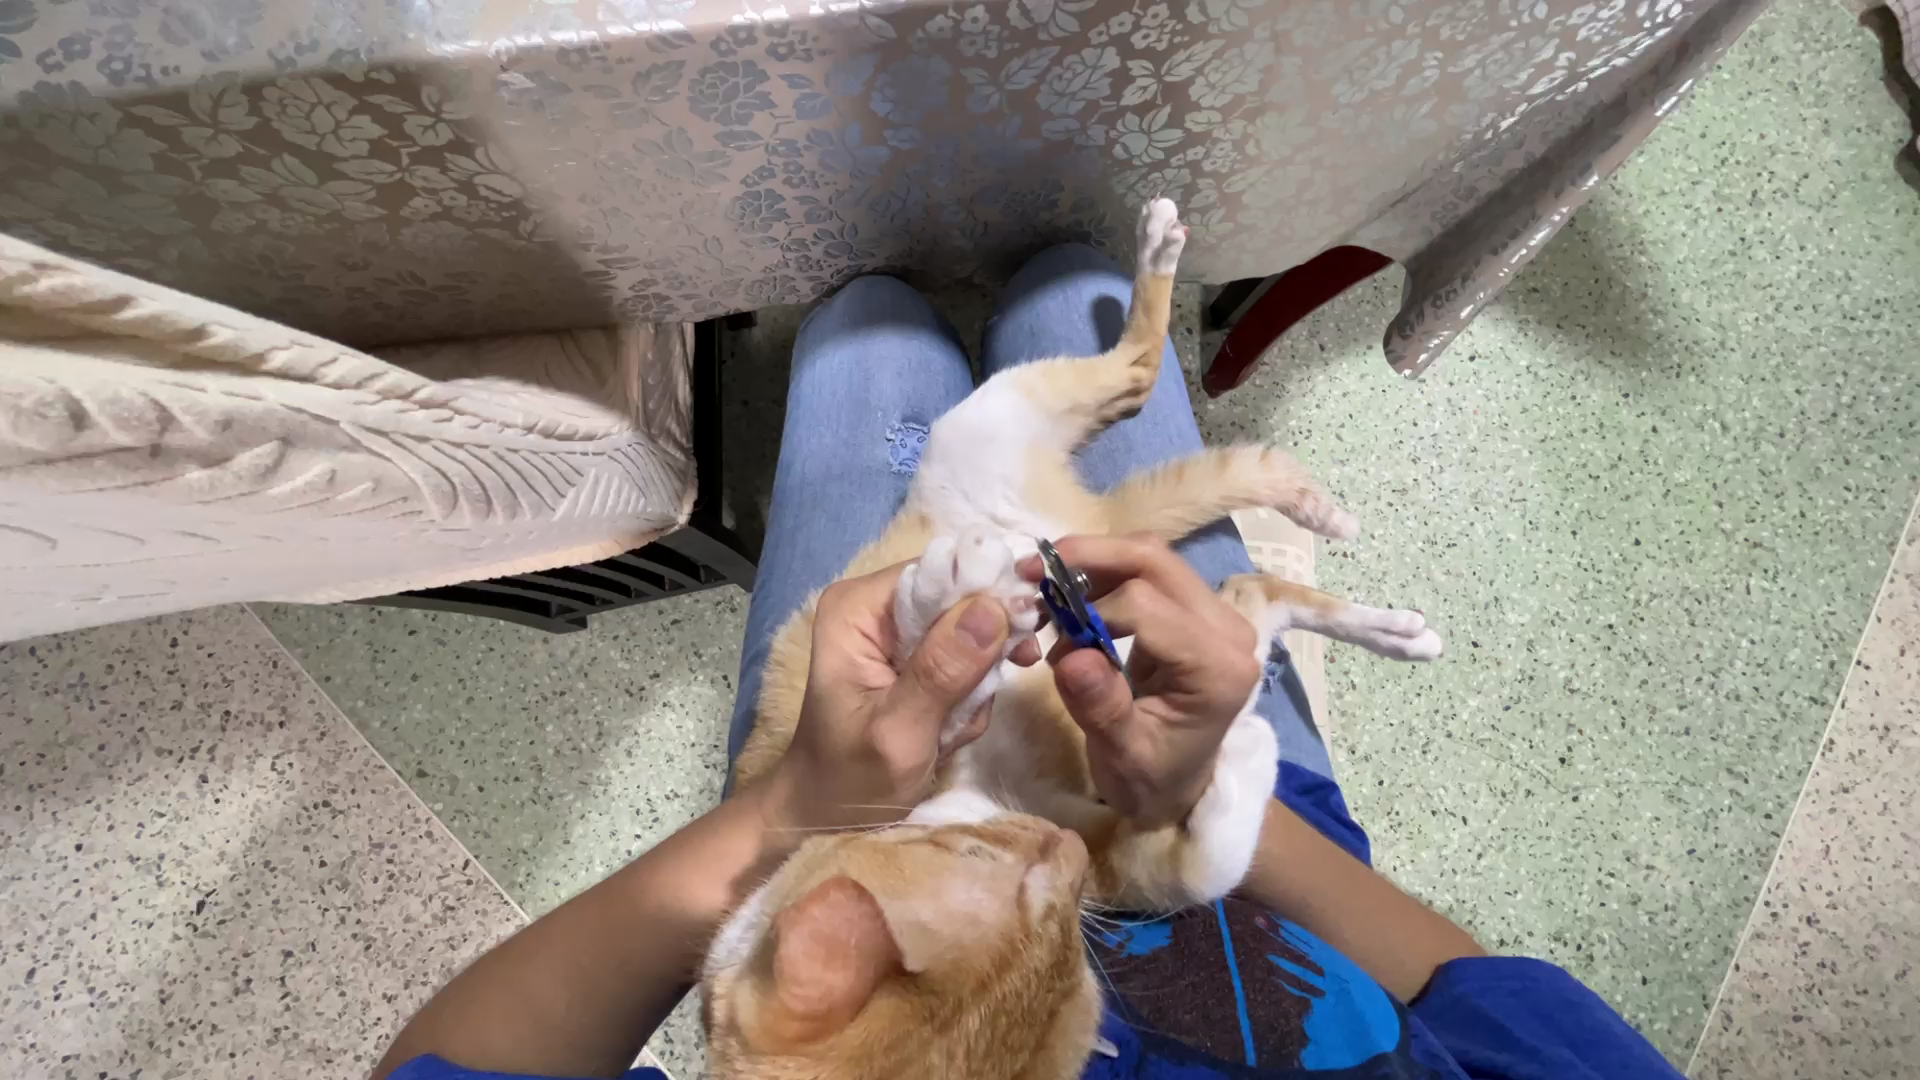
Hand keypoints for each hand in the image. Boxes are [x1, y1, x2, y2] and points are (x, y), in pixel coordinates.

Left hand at [757, 560, 1016, 842]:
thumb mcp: (898, 732)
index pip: (939, 570)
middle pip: (961, 593)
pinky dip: (975, 688)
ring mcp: (899, 628)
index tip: (1028, 625)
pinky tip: (956, 723)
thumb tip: (993, 607)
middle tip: (991, 688)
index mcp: (858, 608)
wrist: (829, 813)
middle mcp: (878, 604)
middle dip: (986, 645)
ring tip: (960, 721)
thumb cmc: (850, 779)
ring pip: (973, 625)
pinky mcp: (917, 652)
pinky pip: (969, 652)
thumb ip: (942, 671)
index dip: (987, 590)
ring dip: (981, 676)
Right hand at [1018, 535, 1260, 826]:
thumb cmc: (1151, 779)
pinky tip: (1073, 599)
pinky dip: (1102, 573)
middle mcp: (1226, 628)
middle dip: (1087, 557)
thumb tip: (1072, 658)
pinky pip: (1147, 569)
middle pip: (1153, 559)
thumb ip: (1101, 707)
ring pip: (1148, 554)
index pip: (1145, 605)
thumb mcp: (1121, 757)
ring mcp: (1214, 613)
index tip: (1056, 646)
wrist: (1179, 788)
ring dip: (1092, 562)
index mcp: (1216, 667)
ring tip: (1048, 590)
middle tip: (1031, 573)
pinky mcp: (1195, 609)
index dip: (1089, 612)